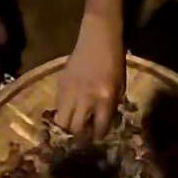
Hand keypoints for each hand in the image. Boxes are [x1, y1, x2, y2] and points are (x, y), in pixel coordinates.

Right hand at [55, 12, 125, 136]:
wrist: (98, 38)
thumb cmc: (114, 61)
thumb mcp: (120, 85)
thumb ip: (111, 106)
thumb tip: (102, 123)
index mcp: (105, 98)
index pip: (100, 128)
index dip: (99, 136)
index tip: (98, 139)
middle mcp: (86, 98)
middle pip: (77, 129)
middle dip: (80, 137)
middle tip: (83, 138)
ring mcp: (70, 92)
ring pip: (62, 122)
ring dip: (68, 128)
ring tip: (73, 127)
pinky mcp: (60, 85)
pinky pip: (58, 107)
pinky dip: (63, 113)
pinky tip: (69, 111)